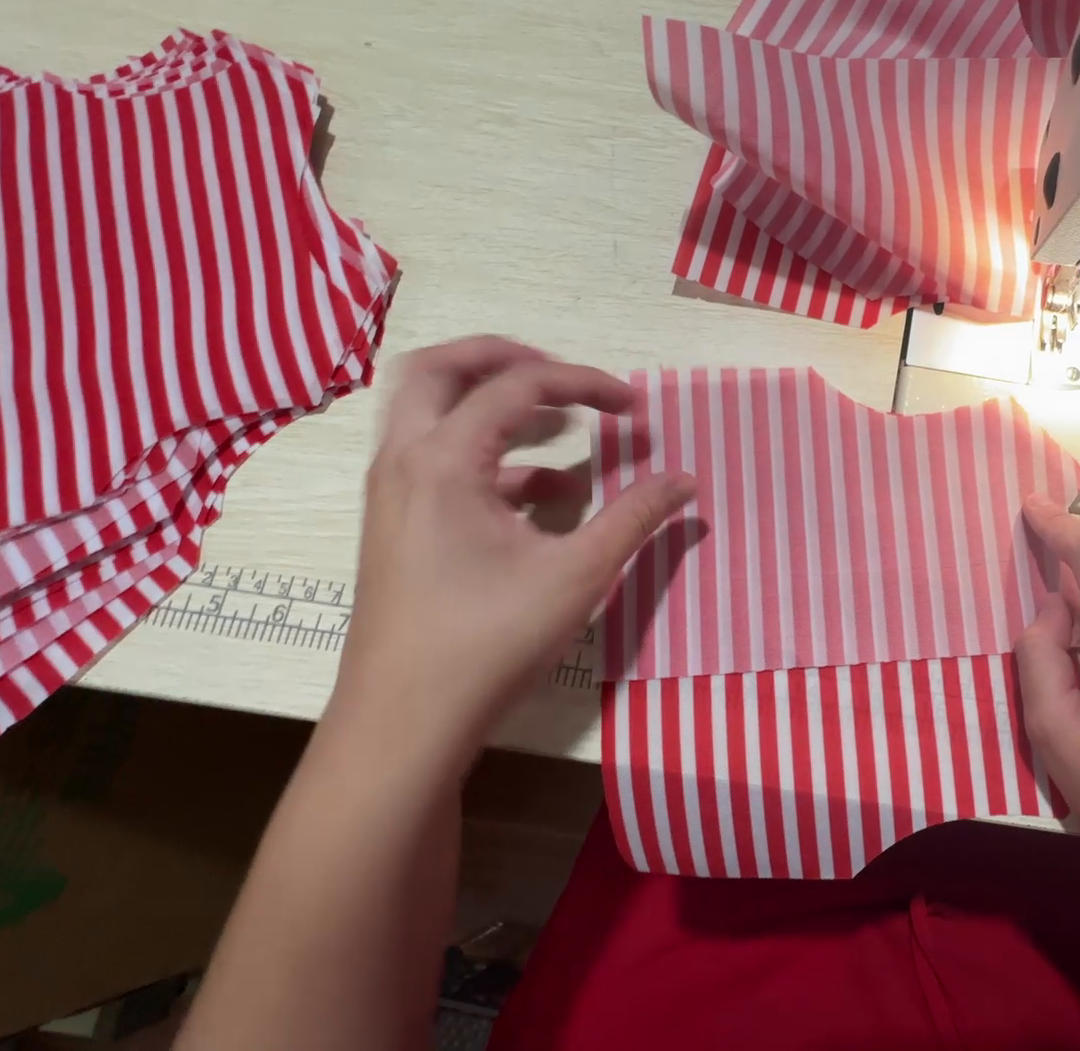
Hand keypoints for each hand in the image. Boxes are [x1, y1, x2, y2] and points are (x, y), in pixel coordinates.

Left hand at [326, 336, 694, 769]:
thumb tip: (686, 481)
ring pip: (428, 413)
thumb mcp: (578, 574)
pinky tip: (543, 498)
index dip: (584, 384)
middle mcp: (404, 460)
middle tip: (562, 374)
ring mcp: (393, 494)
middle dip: (505, 358)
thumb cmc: (489, 641)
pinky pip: (438, 461)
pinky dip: (490, 458)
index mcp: (443, 459)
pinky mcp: (399, 526)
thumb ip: (635, 517)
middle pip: (439, 368)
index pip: (517, 387)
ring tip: (558, 427)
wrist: (405, 721)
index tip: (634, 406)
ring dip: (491, 405)